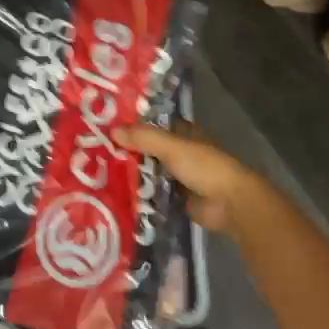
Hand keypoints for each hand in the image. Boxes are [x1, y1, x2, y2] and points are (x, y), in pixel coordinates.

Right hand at [116, 123, 270, 233]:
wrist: (230, 204)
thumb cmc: (204, 167)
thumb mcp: (172, 147)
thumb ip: (143, 138)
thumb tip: (112, 130)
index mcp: (185, 133)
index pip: (155, 124)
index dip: (135, 124)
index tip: (109, 125)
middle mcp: (182, 152)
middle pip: (151, 149)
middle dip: (130, 151)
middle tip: (98, 151)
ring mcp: (180, 177)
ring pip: (151, 172)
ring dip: (134, 174)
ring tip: (101, 173)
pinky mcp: (178, 199)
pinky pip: (154, 194)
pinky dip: (141, 194)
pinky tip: (118, 194)